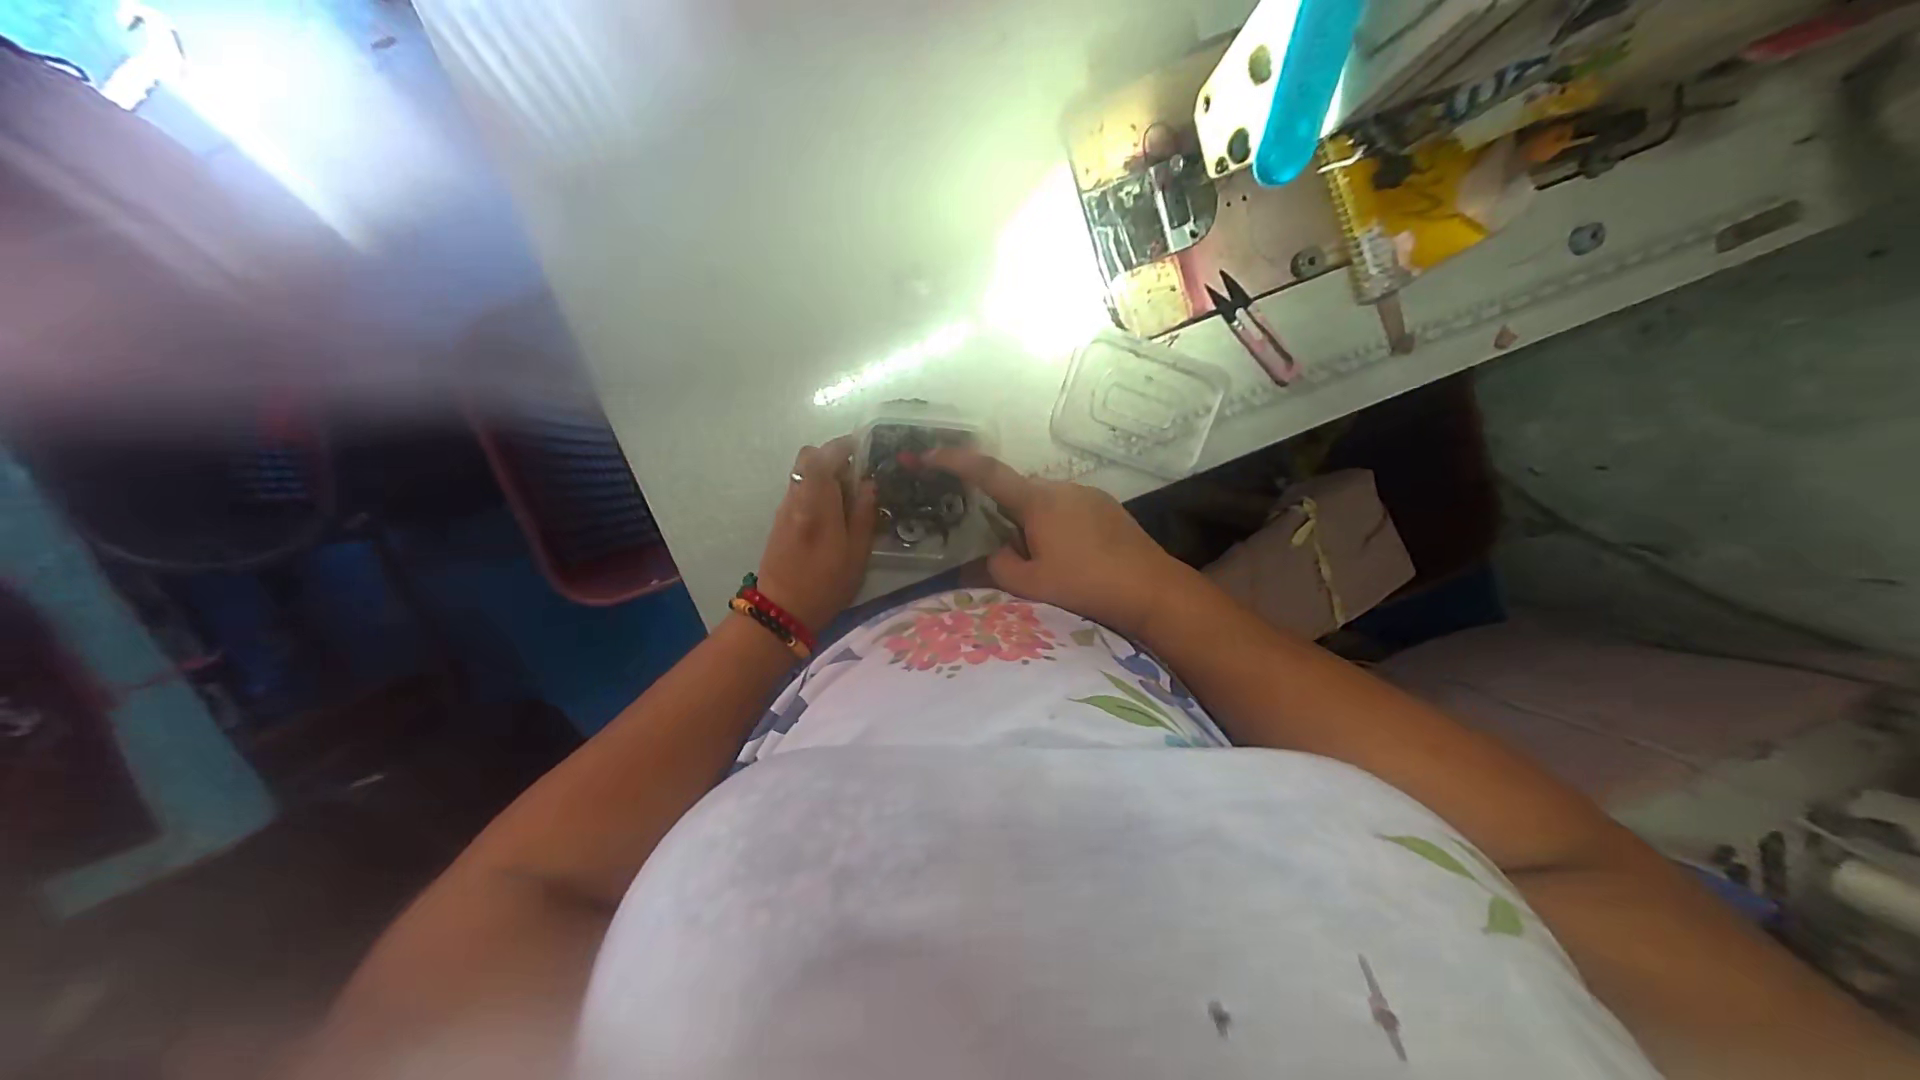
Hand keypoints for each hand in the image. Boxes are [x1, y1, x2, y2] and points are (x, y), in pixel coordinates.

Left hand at [754, 437, 878, 633]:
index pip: (822, 457)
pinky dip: (817, 491)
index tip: (861, 450)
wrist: (782, 611)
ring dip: (825, 476)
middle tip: (856, 476)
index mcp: (817, 505)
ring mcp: (785, 509)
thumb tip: (869, 484)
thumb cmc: (826, 585)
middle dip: (832, 458)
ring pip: (804, 475)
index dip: (841, 447)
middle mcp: (796, 499)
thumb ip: (864, 515)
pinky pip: (800, 491)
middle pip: (808, 458)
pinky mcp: (780, 521)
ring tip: (848, 499)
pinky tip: (832, 515)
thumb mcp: (857, 554)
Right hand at [927, 446, 1198, 636]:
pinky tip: (1074, 559)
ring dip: (1034, 525)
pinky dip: (1058, 528)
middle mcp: (1062, 488)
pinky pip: (1068, 510)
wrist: (1152, 589)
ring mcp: (1088, 495)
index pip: (987, 473)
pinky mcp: (1108, 507)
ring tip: (1049, 564)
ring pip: (1045, 503)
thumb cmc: (1087, 585)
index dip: (953, 461)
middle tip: (1011, 555)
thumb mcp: (1032, 585)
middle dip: (1005, 516)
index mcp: (1038, 502)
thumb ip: (1001, 565)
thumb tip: (998, 553)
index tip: (926, 455)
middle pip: (1018, 493)